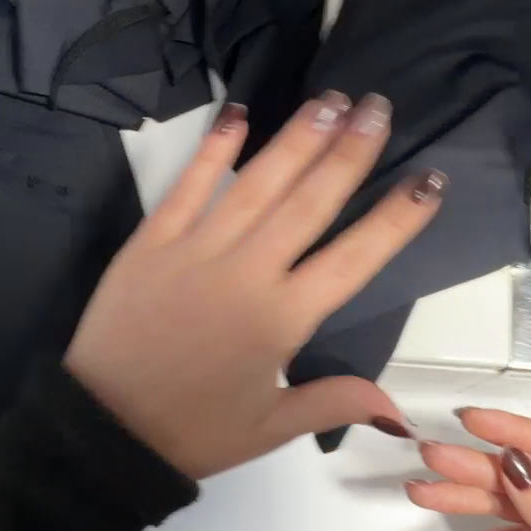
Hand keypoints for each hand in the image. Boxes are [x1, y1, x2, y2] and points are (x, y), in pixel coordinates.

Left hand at [65, 92, 444, 479]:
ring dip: (296, 139)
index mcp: (281, 319)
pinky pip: (187, 187)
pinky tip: (237, 113)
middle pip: (308, 203)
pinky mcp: (150, 243)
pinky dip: (213, 150)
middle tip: (378, 107)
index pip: (353, 259)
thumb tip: (397, 411)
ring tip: (331, 100)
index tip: (428, 180)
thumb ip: (334, 402)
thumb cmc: (193, 430)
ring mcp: (195, 251)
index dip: (395, 218)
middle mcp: (245, 273)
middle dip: (349, 153)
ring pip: (255, 184)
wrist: (102, 430)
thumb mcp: (270, 427)